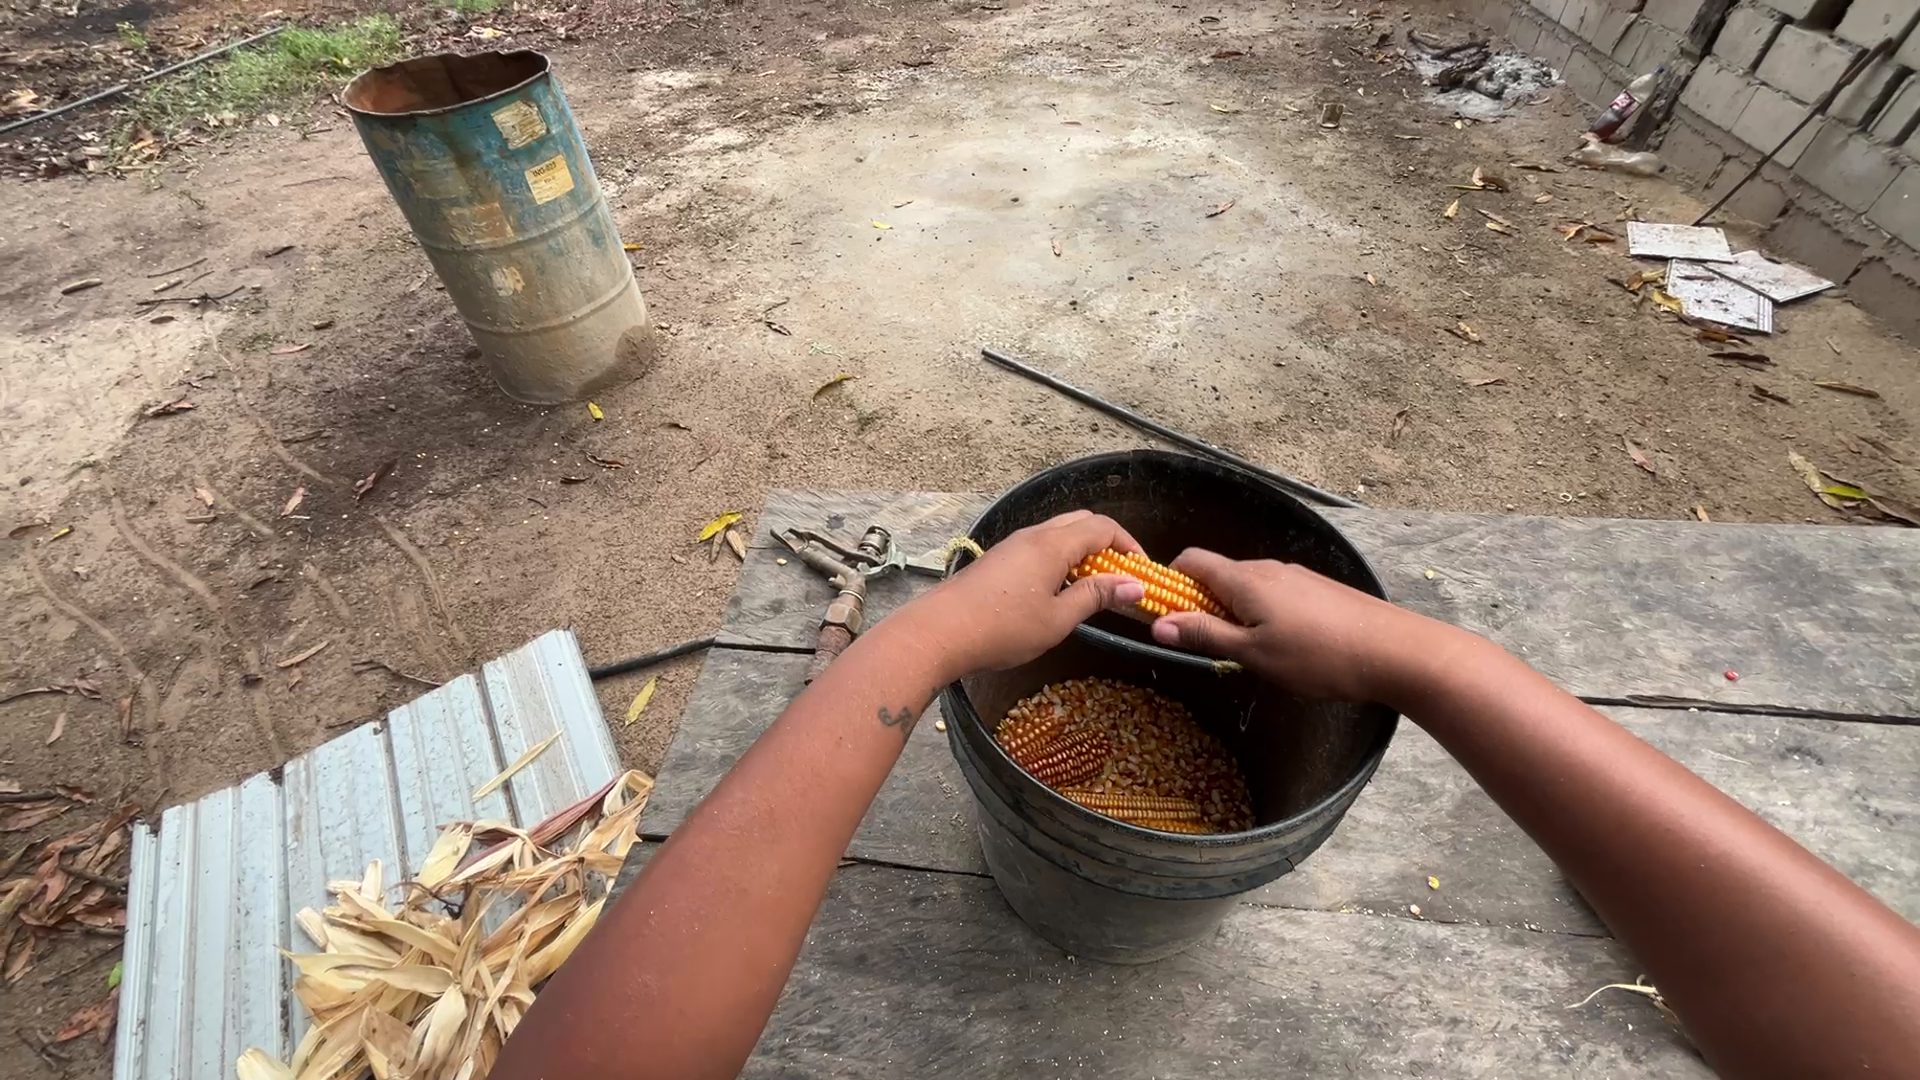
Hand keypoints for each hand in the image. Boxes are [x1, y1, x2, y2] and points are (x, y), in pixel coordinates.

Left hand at [900, 511, 1147, 679]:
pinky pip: (1038, 546)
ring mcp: (1011, 545)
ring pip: (1057, 533)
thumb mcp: (1057, 618)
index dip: (1128, 545)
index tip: (1142, 571)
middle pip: (1079, 522)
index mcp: (1052, 545)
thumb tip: (1134, 584)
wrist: (939, 632)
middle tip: (1120, 575)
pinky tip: (1058, 588)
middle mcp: (1032, 536)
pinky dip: (1059, 558)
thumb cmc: (1002, 629)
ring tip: (1093, 584)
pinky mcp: (998, 560)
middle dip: (1107, 542)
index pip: (1102, 527)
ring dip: (1081, 550)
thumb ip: (1095, 596)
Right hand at [1148, 548, 1446, 701]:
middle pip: (1218, 574)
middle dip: (1202, 602)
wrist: (1400, 652)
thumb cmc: (1319, 655)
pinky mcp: (1318, 588)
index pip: (1191, 560)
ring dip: (1234, 609)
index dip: (1170, 580)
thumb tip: (1158, 625)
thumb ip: (1205, 635)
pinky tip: (1286, 644)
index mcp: (1244, 579)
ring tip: (1250, 650)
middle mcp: (1267, 568)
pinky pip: (1274, 592)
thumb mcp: (1254, 653)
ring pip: (1248, 585)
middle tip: (1207, 642)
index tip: (1164, 610)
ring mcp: (1296, 575)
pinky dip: (1262, 611)